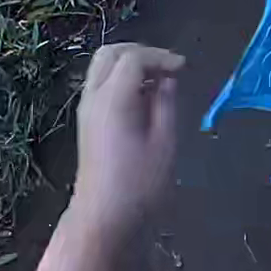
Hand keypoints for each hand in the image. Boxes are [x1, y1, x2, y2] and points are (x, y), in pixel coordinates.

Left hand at [70, 43, 184, 233]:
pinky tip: (145, 98)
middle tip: (168, 67)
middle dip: (141, 52)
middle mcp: (93, 97)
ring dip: (130, 64)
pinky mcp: (87, 121)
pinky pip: (102, 84)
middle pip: (111, 53)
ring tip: (160, 81)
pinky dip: (122, 79)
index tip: (183, 69)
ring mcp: (86, 109)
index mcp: (113, 99)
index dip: (161, 57)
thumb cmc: (140, 184)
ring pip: (103, 67)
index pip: (134, 59)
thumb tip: (167, 80)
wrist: (103, 217)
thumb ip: (166, 104)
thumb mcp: (164, 142)